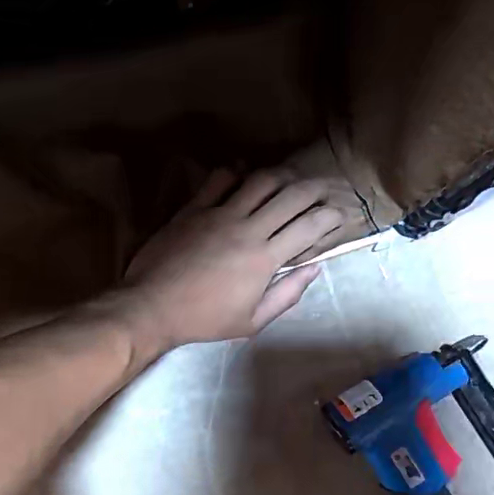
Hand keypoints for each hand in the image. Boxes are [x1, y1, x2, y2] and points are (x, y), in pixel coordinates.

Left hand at [112, 169, 354, 350]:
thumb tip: (314, 269)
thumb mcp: (252, 321)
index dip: (332, 215)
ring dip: (282, 175)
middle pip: (292, 194)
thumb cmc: (204, 320)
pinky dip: (237, 172)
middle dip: (317, 187)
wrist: (152, 306)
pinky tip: (244, 175)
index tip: (341, 214)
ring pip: (260, 180)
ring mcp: (219, 213)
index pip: (310, 225)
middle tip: (327, 187)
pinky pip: (219, 179)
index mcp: (265, 258)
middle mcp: (248, 228)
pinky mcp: (194, 208)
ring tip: (290, 179)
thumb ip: (287, 295)